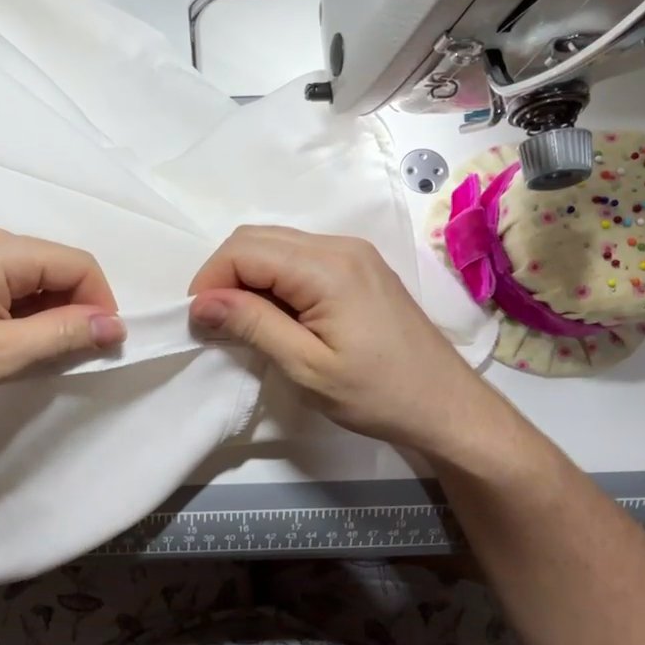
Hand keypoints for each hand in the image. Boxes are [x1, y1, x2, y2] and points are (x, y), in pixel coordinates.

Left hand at [0, 224, 126, 429]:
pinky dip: (14, 308)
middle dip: (71, 307)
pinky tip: (2, 341)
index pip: (76, 262)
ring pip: (24, 274)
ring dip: (42, 310)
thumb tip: (115, 325)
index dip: (99, 302)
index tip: (101, 345)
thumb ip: (63, 336)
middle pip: (50, 264)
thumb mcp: (2, 355)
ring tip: (31, 354)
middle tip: (67, 355)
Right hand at [187, 225, 496, 451]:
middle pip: (257, 238)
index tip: (200, 323)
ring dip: (247, 277)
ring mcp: (353, 254)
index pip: (244, 250)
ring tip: (242, 323)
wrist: (445, 406)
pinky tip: (275, 316)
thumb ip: (253, 325)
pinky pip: (298, 257)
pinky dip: (273, 279)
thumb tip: (201, 302)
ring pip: (276, 244)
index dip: (211, 280)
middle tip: (215, 323)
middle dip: (224, 275)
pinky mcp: (359, 268)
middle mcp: (340, 246)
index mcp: (327, 267)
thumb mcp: (306, 367)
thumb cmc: (377, 394)